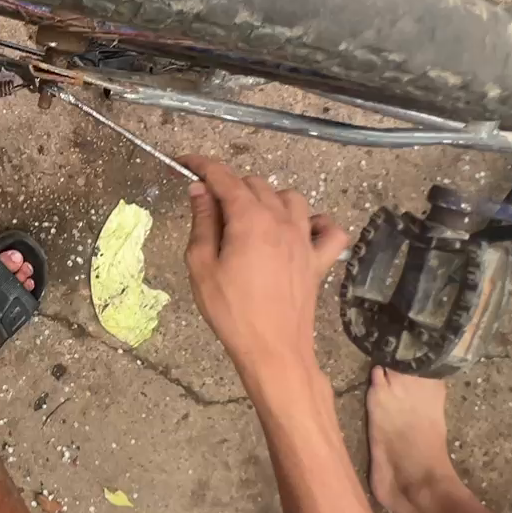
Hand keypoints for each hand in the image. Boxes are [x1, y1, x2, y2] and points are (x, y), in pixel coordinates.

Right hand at [181, 156, 350, 382]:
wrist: (273, 349)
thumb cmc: (229, 309)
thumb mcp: (201, 263)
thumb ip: (202, 221)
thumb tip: (199, 190)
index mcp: (250, 219)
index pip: (223, 177)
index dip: (200, 165)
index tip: (182, 163)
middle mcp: (282, 220)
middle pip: (254, 184)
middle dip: (227, 184)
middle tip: (205, 203)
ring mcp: (305, 239)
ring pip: (289, 197)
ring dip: (265, 197)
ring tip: (245, 215)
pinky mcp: (320, 260)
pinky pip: (328, 228)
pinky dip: (314, 221)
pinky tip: (297, 230)